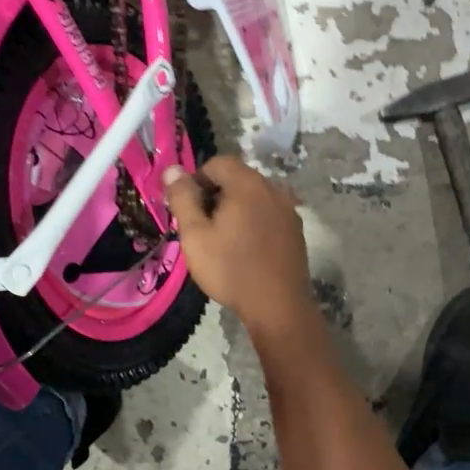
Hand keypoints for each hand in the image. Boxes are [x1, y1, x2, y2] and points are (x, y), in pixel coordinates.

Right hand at [163, 158, 312, 335]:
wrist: (278, 306)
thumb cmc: (231, 270)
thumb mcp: (195, 235)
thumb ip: (182, 198)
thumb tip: (173, 169)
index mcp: (248, 184)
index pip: (218, 163)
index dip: (197, 180)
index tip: (188, 209)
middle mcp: (274, 189)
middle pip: (238, 178)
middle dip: (217, 195)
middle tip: (203, 227)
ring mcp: (290, 210)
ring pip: (255, 198)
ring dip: (237, 209)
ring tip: (224, 240)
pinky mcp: (297, 231)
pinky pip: (270, 215)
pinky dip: (255, 222)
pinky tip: (247, 248)